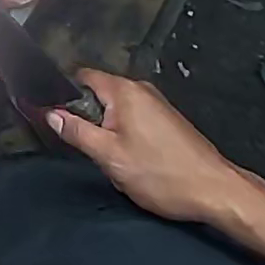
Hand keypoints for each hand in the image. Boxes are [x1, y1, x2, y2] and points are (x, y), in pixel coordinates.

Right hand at [46, 69, 262, 224]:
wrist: (212, 188)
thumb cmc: (161, 174)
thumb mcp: (109, 156)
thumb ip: (77, 132)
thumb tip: (52, 114)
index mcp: (124, 91)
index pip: (83, 76)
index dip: (63, 92)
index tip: (52, 111)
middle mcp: (140, 89)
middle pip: (99, 92)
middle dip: (86, 116)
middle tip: (83, 145)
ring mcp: (155, 102)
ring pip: (116, 107)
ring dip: (106, 128)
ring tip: (108, 156)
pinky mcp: (165, 118)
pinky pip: (133, 116)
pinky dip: (123, 132)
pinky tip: (129, 158)